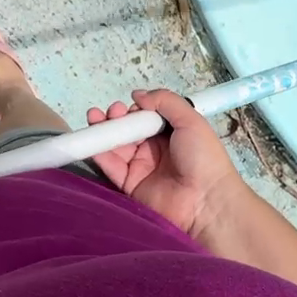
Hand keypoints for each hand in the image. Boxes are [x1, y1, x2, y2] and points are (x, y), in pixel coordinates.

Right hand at [87, 88, 249, 236]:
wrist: (205, 202)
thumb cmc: (202, 157)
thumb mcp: (191, 120)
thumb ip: (165, 101)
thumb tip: (137, 94)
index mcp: (172, 133)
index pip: (146, 116)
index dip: (135, 109)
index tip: (129, 106)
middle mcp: (154, 148)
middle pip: (128, 129)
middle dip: (116, 117)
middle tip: (112, 112)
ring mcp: (140, 167)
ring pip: (116, 145)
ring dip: (104, 130)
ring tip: (95, 117)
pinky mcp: (129, 184)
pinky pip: (110, 165)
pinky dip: (98, 152)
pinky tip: (91, 137)